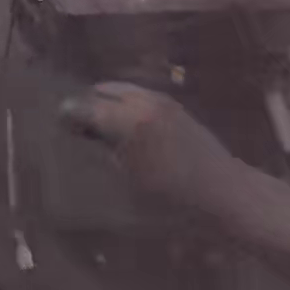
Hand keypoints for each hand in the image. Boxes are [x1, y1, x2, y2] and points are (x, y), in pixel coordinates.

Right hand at [59, 82, 241, 212]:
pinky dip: (123, 104)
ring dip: (106, 103)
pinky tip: (126, 127)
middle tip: (80, 128)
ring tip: (102, 127)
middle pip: (99, 90)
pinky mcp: (172, 103)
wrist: (228, 195)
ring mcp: (159, 99)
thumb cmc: (174, 199)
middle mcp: (141, 101)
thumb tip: (81, 133)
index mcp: (126, 121)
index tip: (61, 127)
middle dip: (86, 105)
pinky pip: (137, 94)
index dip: (67, 115)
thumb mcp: (129, 179)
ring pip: (119, 89)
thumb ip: (102, 149)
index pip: (82, 106)